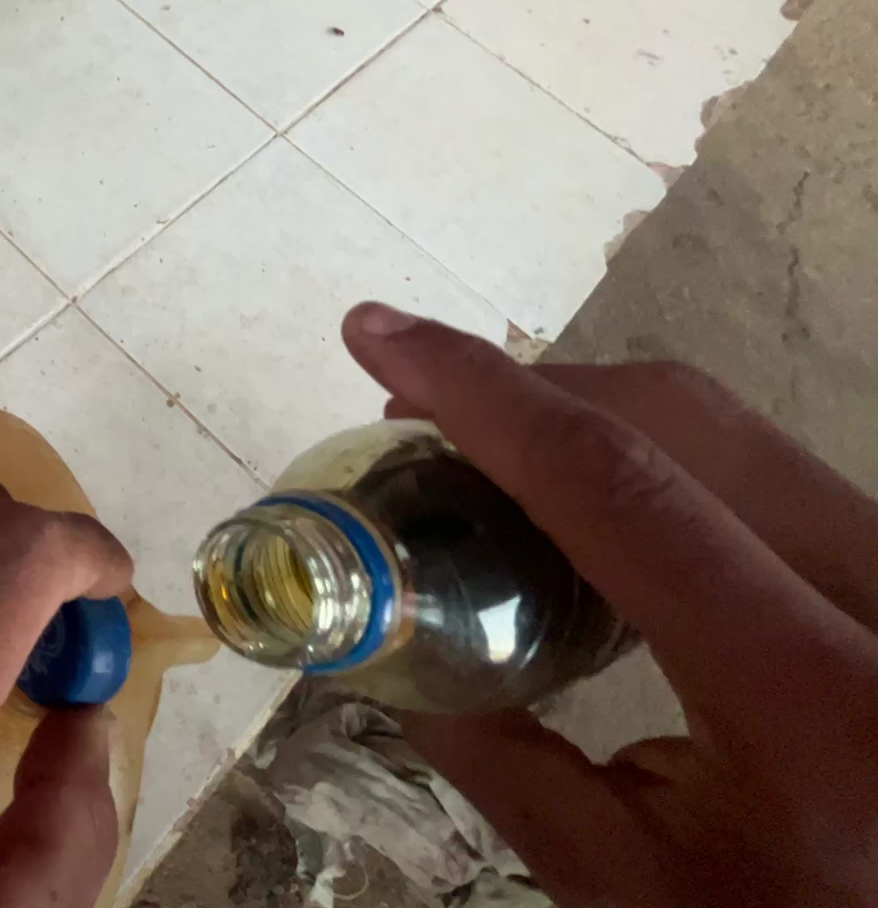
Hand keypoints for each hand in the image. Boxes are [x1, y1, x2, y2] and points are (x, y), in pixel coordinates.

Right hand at [342, 302, 877, 905]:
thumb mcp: (618, 878)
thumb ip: (486, 750)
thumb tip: (374, 637)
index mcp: (813, 698)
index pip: (610, 482)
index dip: (478, 391)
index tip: (374, 334)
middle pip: (675, 416)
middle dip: (517, 387)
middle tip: (410, 417)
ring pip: (721, 424)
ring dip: (571, 413)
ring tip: (476, 458)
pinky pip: (748, 461)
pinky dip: (633, 450)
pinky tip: (573, 504)